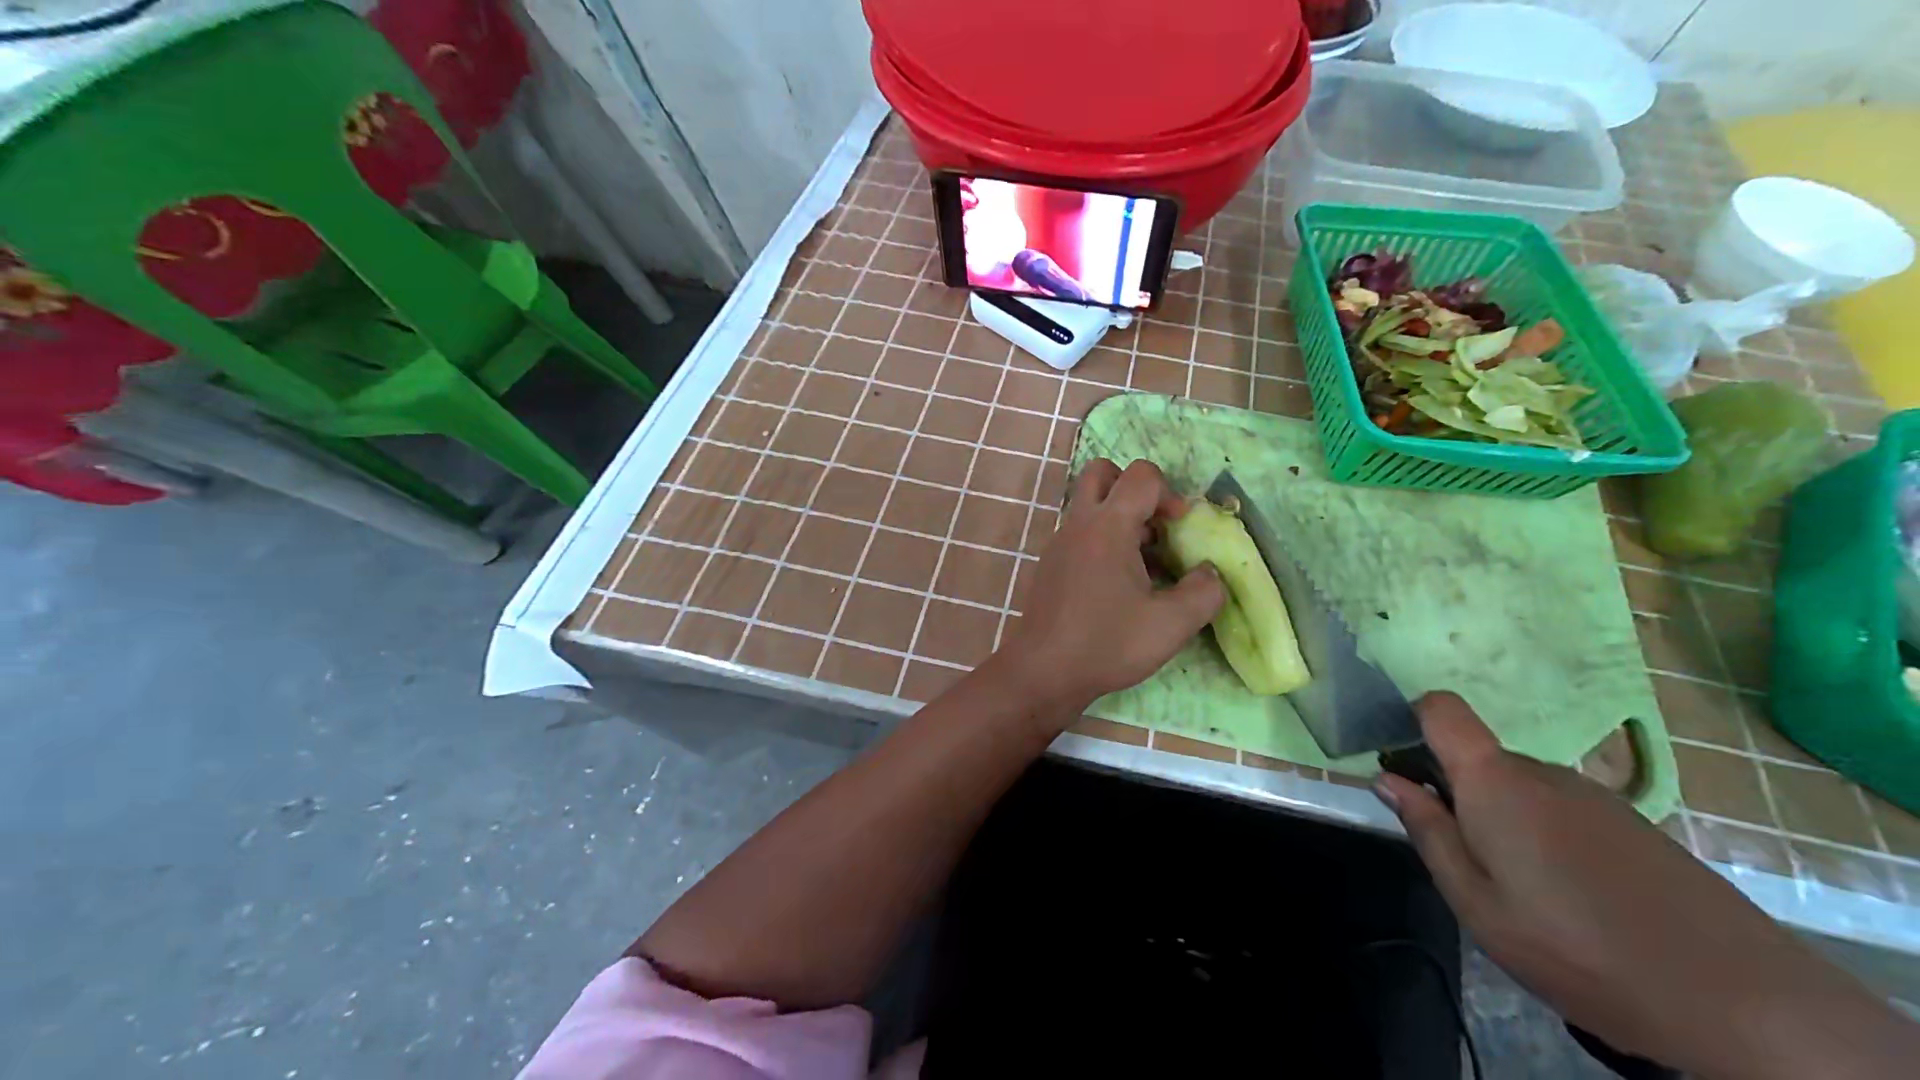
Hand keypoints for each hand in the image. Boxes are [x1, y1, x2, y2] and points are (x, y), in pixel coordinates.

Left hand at [992, 459, 1223, 722]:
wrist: (1043, 671)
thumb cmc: (1106, 644)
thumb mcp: (1171, 625)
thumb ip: (1203, 592)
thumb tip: (1211, 573)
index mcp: (1107, 527)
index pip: (1141, 476)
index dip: (1170, 493)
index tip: (1181, 528)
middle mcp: (1078, 524)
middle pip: (1103, 473)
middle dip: (1135, 489)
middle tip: (1156, 526)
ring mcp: (1059, 543)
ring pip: (1089, 505)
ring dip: (1120, 518)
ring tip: (1145, 563)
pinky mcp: (1051, 564)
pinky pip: (1080, 533)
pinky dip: (1103, 542)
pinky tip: (1121, 585)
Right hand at [1377, 693, 1919, 1079]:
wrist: (1743, 1000)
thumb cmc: (1576, 946)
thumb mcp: (1476, 901)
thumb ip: (1427, 832)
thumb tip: (1387, 779)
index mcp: (1494, 782)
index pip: (1442, 709)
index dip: (1414, 719)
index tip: (1404, 765)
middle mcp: (1542, 772)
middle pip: (1479, 759)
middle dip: (1457, 793)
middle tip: (1466, 860)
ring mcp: (1594, 795)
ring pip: (1521, 789)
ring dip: (1505, 821)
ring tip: (1525, 891)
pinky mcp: (1633, 823)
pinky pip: (1563, 811)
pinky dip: (1548, 837)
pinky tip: (1573, 898)